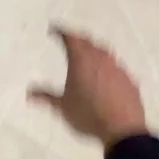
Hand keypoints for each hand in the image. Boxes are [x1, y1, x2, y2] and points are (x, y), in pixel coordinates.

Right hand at [30, 27, 147, 146]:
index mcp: (81, 60)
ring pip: (104, 52)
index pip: (70, 38)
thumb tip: (29, 94)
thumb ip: (46, 97)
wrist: (123, 129)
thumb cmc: (88, 115)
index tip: (54, 29)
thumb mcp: (62, 107)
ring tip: (87, 54)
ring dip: (94, 49)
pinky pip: (116, 66)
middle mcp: (100, 59)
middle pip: (88, 41)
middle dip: (78, 38)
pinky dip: (107, 65)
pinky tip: (105, 75)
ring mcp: (117, 68)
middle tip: (70, 39)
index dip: (61, 31)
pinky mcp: (129, 79)